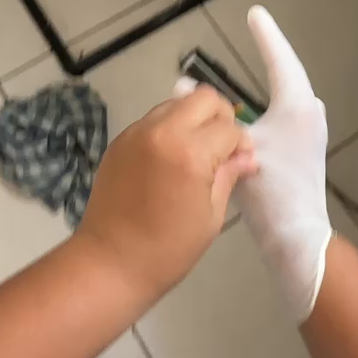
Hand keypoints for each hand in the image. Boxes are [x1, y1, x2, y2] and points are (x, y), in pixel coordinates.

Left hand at [72, 84, 257, 304]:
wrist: (110, 260)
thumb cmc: (168, 248)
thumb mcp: (210, 215)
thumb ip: (229, 176)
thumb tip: (247, 157)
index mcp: (189, 152)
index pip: (228, 128)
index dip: (241, 143)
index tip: (242, 160)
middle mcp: (161, 130)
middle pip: (203, 98)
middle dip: (220, 116)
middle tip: (222, 147)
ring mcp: (137, 131)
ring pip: (176, 103)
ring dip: (193, 118)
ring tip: (196, 152)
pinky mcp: (121, 138)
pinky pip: (153, 119)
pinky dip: (169, 128)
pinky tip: (170, 159)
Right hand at [234, 6, 331, 320]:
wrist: (296, 238)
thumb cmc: (270, 189)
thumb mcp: (233, 146)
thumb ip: (208, 115)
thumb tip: (180, 86)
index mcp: (296, 106)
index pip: (279, 59)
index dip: (265, 34)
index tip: (253, 12)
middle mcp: (308, 113)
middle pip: (287, 73)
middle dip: (270, 53)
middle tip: (254, 29)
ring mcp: (309, 132)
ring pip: (286, 94)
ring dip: (269, 77)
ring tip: (256, 59)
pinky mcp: (303, 148)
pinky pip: (283, 111)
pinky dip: (268, 99)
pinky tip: (252, 105)